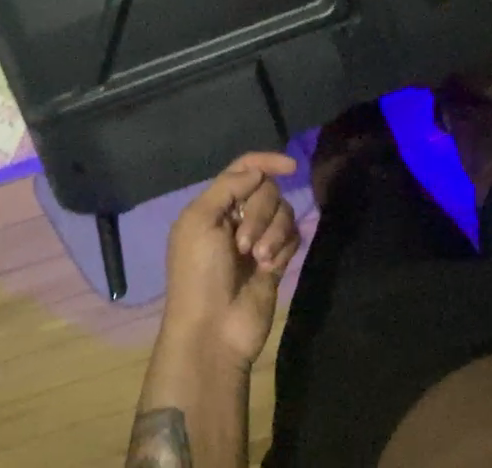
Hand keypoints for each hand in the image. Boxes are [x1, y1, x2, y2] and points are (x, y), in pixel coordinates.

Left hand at [161, 152, 301, 368]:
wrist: (214, 329)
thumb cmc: (198, 273)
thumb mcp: (200, 221)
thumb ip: (229, 187)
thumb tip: (258, 170)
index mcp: (213, 206)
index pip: (244, 170)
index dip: (267, 162)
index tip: (290, 166)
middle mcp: (236, 218)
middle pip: (267, 190)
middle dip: (260, 213)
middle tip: (244, 245)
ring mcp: (258, 240)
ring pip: (284, 213)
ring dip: (273, 233)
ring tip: (259, 260)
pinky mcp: (276, 261)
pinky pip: (292, 237)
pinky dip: (283, 248)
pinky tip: (270, 268)